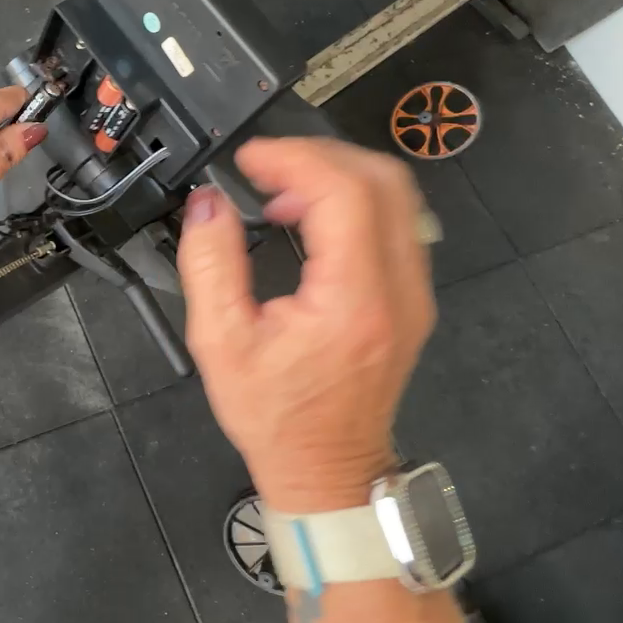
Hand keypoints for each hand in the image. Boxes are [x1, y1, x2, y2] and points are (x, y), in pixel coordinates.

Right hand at [177, 138, 435, 513]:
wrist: (327, 466)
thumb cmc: (273, 413)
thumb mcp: (218, 341)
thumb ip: (209, 263)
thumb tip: (208, 203)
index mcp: (353, 299)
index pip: (343, 193)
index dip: (293, 160)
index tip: (249, 161)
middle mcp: (400, 289)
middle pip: (383, 180)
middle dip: (318, 156)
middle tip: (264, 166)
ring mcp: (415, 292)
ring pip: (397, 195)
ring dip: (336, 174)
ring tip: (280, 190)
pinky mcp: (411, 296)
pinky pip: (395, 221)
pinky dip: (351, 200)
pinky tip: (307, 218)